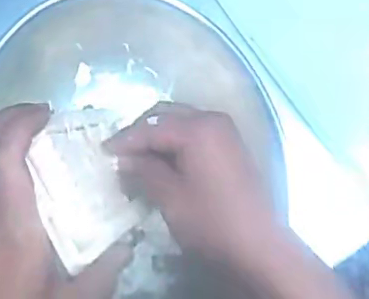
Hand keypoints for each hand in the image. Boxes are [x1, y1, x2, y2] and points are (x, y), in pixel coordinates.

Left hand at [0, 103, 131, 298]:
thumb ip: (97, 276)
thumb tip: (127, 245)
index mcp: (9, 217)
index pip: (4, 149)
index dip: (22, 121)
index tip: (47, 113)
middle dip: (10, 115)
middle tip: (40, 115)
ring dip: (0, 137)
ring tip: (31, 142)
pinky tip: (13, 184)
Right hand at [107, 104, 349, 298]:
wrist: (265, 252)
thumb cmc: (214, 223)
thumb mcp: (171, 199)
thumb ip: (145, 171)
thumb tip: (125, 159)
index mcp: (196, 126)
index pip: (150, 127)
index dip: (125, 139)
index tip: (104, 150)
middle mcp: (211, 118)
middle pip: (165, 116)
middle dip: (141, 132)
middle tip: (120, 150)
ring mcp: (225, 131)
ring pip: (180, 122)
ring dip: (158, 136)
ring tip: (139, 156)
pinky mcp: (232, 146)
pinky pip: (195, 133)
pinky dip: (176, 142)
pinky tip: (164, 160)